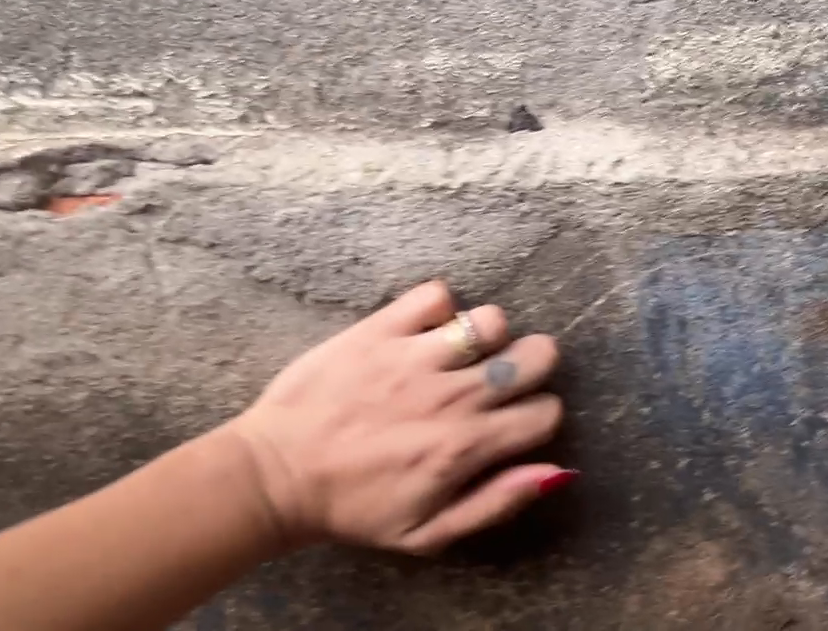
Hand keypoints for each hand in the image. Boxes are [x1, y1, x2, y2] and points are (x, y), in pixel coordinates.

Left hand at [221, 281, 570, 554]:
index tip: (511, 422)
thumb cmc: (352, 507)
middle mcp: (452, 397)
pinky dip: (437, 308)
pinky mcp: (382, 329)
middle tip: (499, 379)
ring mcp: (416, 357)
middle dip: (531, 365)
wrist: (268, 478)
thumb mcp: (425, 533)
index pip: (547, 411)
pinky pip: (437, 294)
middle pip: (538, 353)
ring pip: (493, 320)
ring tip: (460, 354)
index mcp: (465, 447)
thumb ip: (497, 503)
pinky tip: (423, 331)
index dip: (536, 417)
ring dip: (485, 336)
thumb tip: (560, 471)